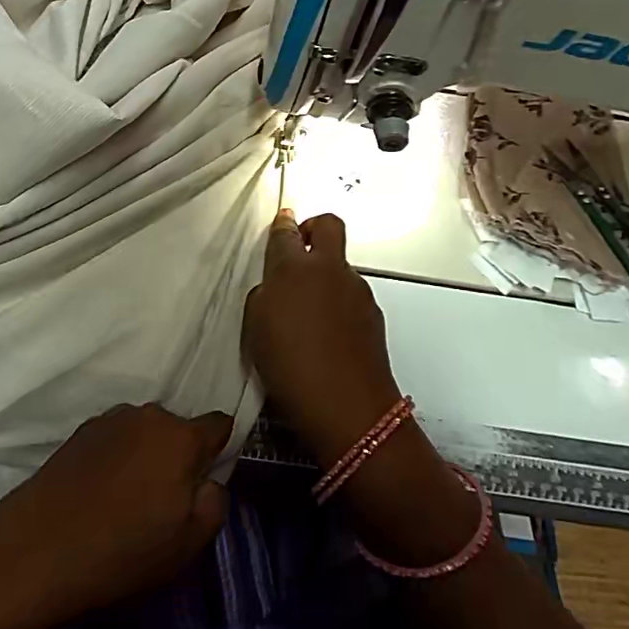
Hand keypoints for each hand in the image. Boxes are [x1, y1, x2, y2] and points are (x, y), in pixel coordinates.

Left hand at [0, 404, 231, 628]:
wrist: (33, 554)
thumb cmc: (122, 551)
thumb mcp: (188, 544)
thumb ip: (215, 502)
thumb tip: (208, 481)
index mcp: (182, 437)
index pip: (220, 424)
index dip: (219, 448)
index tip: (205, 478)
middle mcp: (149, 416)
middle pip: (179, 429)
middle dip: (178, 455)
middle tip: (163, 497)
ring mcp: (109, 420)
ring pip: (144, 433)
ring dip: (144, 454)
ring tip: (126, 497)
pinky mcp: (76, 433)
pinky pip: (113, 440)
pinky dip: (114, 458)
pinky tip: (98, 493)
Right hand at [244, 210, 403, 461]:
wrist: (345, 403)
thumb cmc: (292, 368)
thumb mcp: (256, 329)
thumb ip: (265, 295)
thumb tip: (275, 287)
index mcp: (293, 268)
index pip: (286, 231)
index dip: (282, 226)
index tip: (282, 224)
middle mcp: (329, 269)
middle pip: (328, 225)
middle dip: (314, 227)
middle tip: (301, 244)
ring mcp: (356, 288)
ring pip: (341, 264)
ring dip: (327, 273)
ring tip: (309, 310)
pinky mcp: (373, 310)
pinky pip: (352, 293)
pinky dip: (340, 301)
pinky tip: (328, 332)